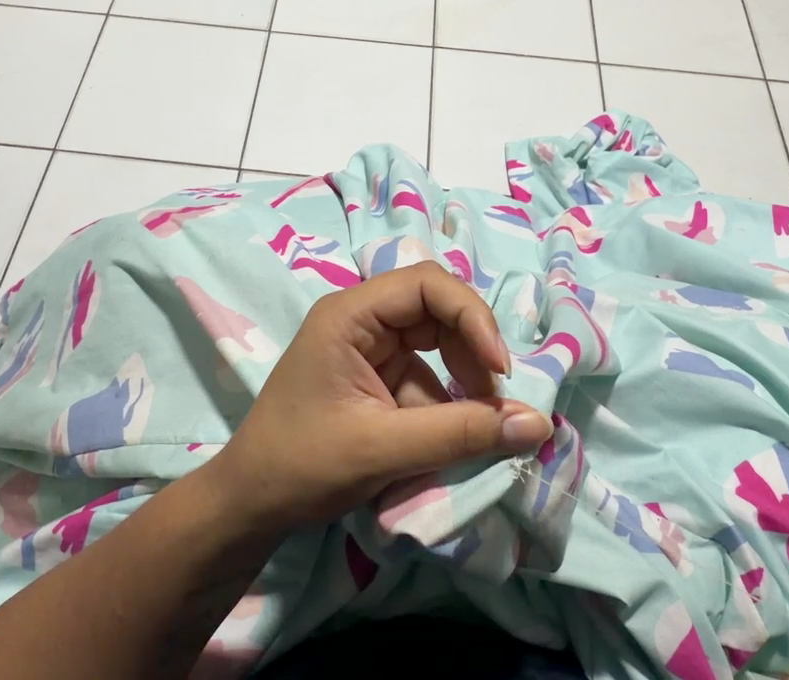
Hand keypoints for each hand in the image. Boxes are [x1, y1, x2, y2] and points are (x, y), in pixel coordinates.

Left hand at [206, 261, 552, 529]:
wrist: (249, 505)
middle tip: (496, 403)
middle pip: (437, 310)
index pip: (426, 284)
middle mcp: (361, 321)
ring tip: (479, 430)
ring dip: (464, 384)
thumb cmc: (302, 465)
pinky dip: (447, 407)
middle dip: (472, 352)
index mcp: (349, 316)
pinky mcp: (377, 381)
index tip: (499, 368)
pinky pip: (427, 379)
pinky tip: (450, 441)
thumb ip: (461, 434)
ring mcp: (369, 351)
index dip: (472, 316)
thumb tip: (539, 424)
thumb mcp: (384, 449)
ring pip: (438, 346)